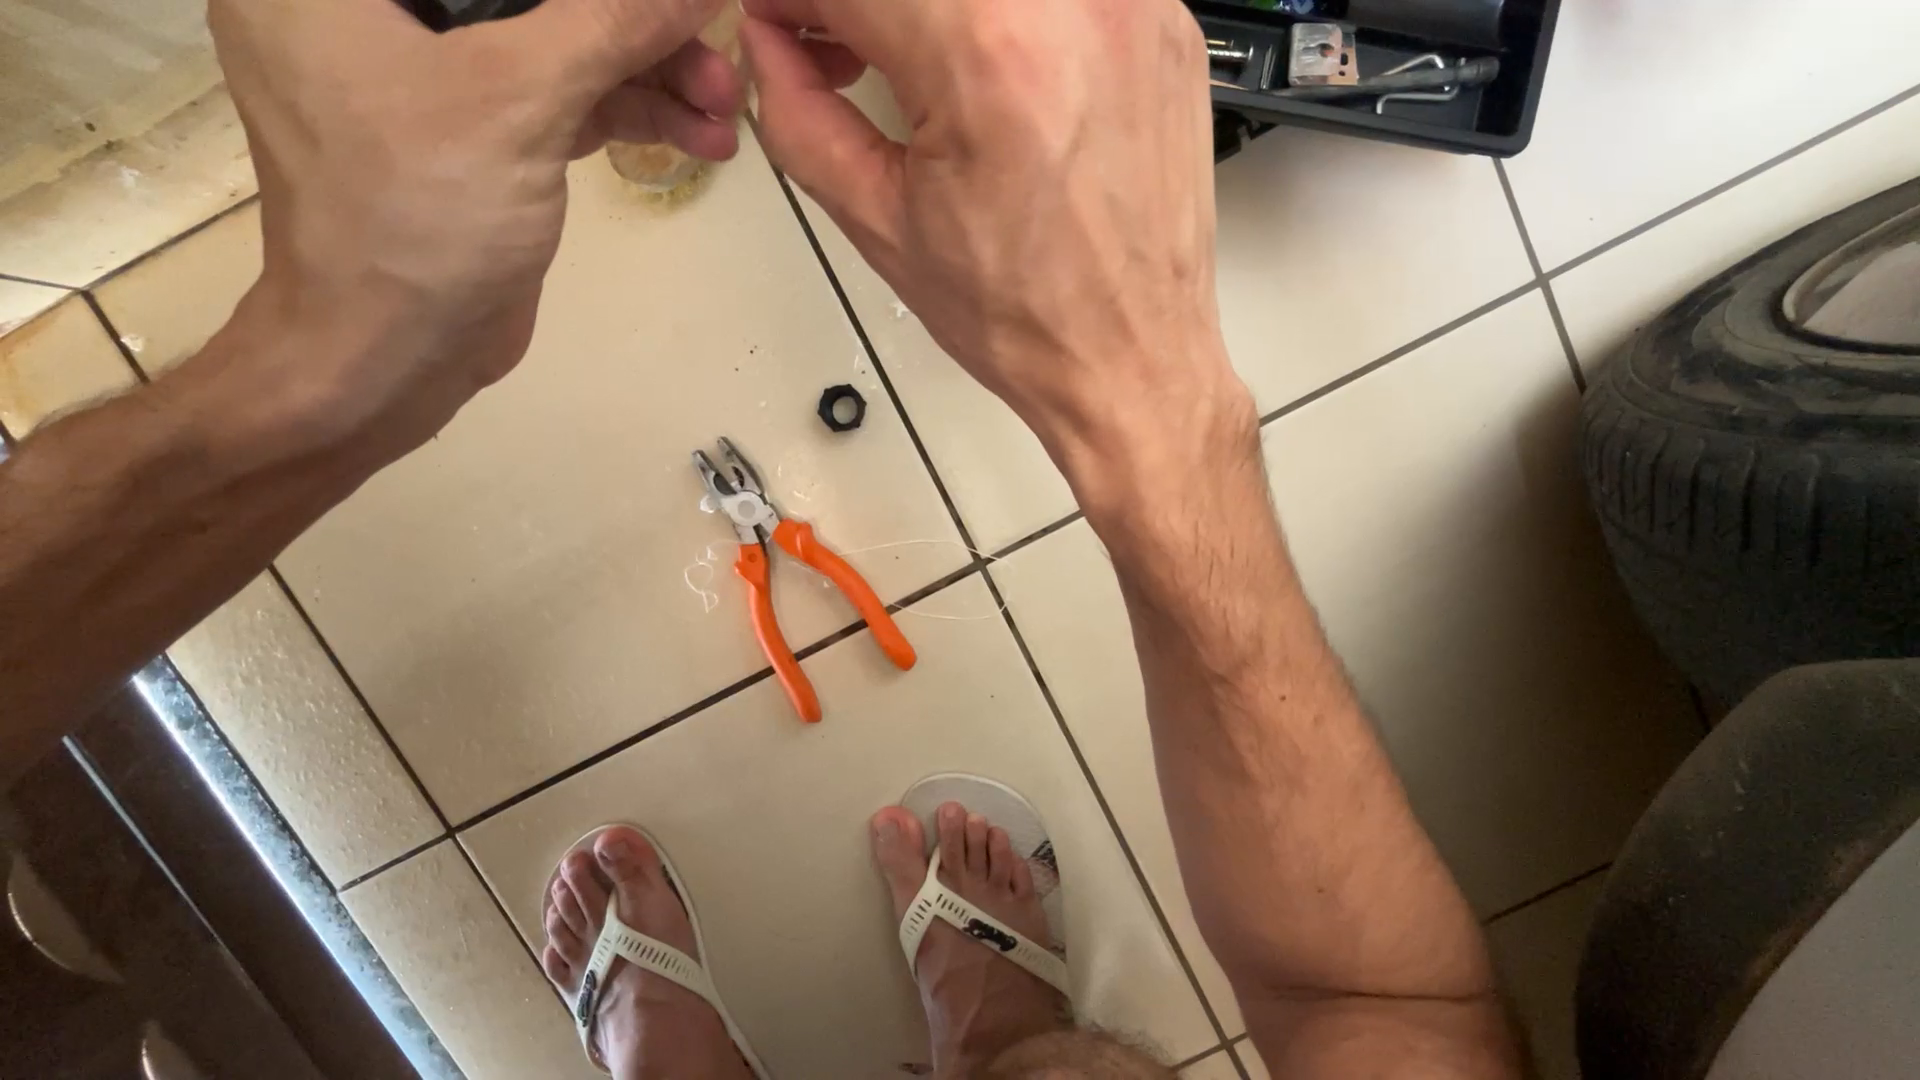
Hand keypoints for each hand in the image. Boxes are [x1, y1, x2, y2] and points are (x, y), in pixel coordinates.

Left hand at [202, 0, 743, 458]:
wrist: (397, 350)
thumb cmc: (421, 213)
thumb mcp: (517, 100)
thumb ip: (611, 22)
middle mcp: (387, 3)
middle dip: (638, 21)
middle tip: (715, 53)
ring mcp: (441, 70)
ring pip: (565, 41)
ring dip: (653, 72)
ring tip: (723, 106)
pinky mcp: (488, 132)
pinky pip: (571, 98)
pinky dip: (636, 114)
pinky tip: (700, 138)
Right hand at [741, 0, 1249, 480]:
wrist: (1130, 360)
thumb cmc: (1029, 321)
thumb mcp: (885, 229)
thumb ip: (802, 120)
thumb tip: (770, 50)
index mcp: (984, 57)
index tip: (785, 26)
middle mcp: (1068, 4)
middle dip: (861, 3)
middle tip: (840, 44)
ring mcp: (1128, 3)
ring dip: (929, 5)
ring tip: (913, 59)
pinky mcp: (1161, 19)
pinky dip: (1003, 16)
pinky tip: (987, 66)